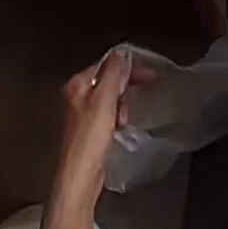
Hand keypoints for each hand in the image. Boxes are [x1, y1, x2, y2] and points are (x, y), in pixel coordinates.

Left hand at [52, 49, 148, 208]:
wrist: (80, 177)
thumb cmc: (90, 138)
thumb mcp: (104, 99)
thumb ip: (113, 73)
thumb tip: (121, 52)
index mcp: (78, 84)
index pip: (107, 65)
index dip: (129, 67)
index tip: (149, 72)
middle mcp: (78, 96)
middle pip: (108, 80)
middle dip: (126, 86)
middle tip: (145, 88)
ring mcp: (83, 114)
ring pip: (110, 98)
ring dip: (123, 103)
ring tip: (126, 116)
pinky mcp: (90, 130)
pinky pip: (109, 114)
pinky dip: (118, 117)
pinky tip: (122, 126)